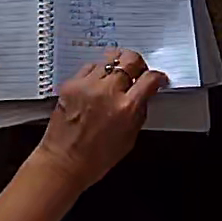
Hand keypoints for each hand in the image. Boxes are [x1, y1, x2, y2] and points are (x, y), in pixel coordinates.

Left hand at [31, 47, 168, 191]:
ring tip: (115, 79)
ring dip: (116, 67)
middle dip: (138, 64)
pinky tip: (97, 84)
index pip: (149, 78)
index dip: (157, 77)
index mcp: (126, 108)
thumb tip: (146, 94)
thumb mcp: (129, 138)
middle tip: (137, 71)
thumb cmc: (96, 157)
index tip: (157, 78)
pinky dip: (97, 72)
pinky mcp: (71, 84)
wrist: (64, 161)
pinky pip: (89, 67)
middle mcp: (108, 92)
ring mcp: (88, 85)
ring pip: (109, 59)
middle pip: (130, 59)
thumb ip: (139, 111)